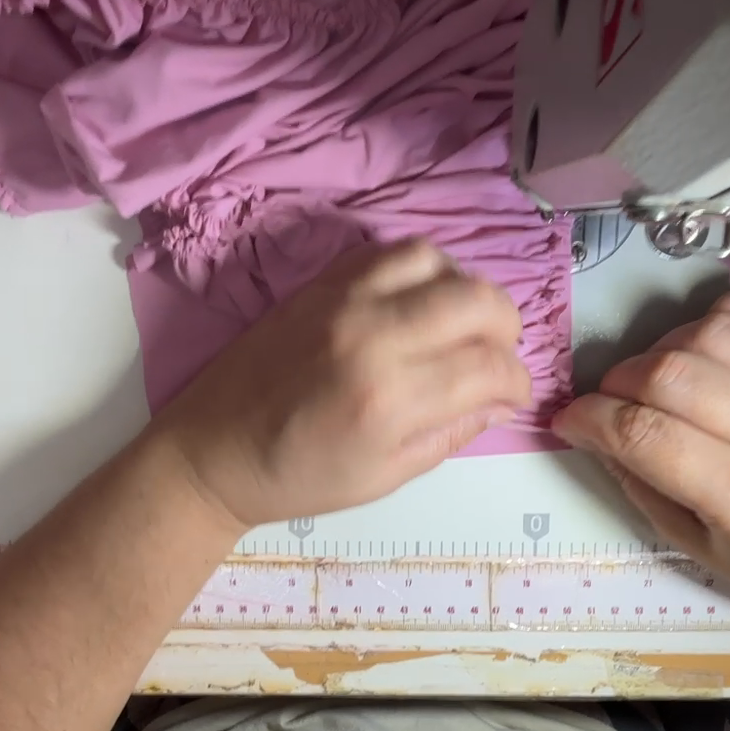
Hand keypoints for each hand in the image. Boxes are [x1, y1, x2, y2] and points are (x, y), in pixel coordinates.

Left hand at [155, 240, 533, 528]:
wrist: (214, 452)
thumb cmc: (299, 479)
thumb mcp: (385, 477)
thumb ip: (451, 433)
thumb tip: (499, 401)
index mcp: (391, 399)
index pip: (489, 368)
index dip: (516, 382)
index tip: (512, 396)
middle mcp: (373, 335)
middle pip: (477, 300)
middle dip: (505, 330)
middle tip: (494, 357)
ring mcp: (342, 300)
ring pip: (436, 261)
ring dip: (464, 290)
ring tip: (458, 324)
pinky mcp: (317, 284)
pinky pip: (386, 251)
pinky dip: (418, 270)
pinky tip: (416, 301)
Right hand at [551, 295, 729, 627]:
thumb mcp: (694, 542)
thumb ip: (637, 481)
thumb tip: (591, 431)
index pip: (643, 432)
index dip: (590, 419)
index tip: (569, 420)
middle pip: (669, 374)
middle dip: (617, 383)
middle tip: (609, 403)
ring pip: (707, 334)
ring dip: (661, 352)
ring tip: (655, 381)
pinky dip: (712, 328)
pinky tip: (702, 359)